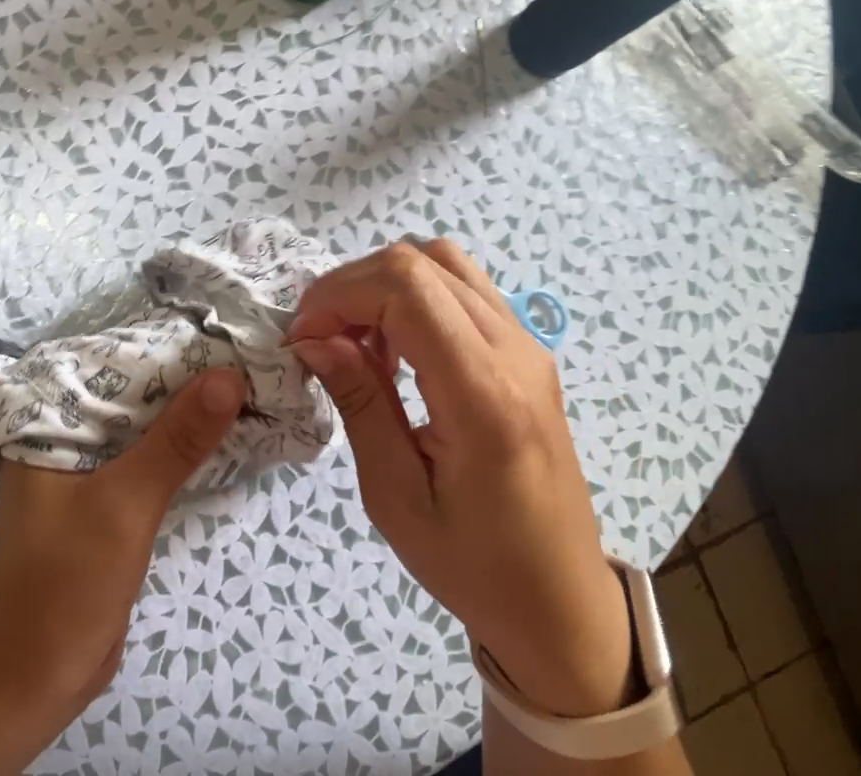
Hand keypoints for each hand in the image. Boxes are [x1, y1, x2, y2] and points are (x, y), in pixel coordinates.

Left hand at [0, 368, 248, 718]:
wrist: (39, 674)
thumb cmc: (67, 583)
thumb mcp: (125, 504)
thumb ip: (175, 441)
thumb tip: (228, 377)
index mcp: (42, 424)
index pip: (105, 366)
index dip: (161, 349)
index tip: (218, 331)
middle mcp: (56, 438)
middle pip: (125, 396)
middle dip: (178, 381)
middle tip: (241, 355)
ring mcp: (79, 471)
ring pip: (137, 429)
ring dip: (181, 416)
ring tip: (240, 385)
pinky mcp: (100, 502)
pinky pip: (141, 461)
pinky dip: (174, 451)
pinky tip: (216, 436)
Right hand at [289, 240, 634, 716]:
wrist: (558, 599)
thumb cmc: (473, 564)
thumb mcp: (396, 496)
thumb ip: (360, 404)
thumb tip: (316, 339)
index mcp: (483, 394)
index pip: (406, 287)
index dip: (339, 295)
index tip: (301, 339)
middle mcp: (515, 352)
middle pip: (421, 262)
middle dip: (352, 286)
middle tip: (317, 338)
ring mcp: (529, 347)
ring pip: (445, 263)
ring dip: (383, 287)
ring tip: (353, 340)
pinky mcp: (528, 353)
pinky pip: (464, 290)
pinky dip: (414, 297)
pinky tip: (393, 348)